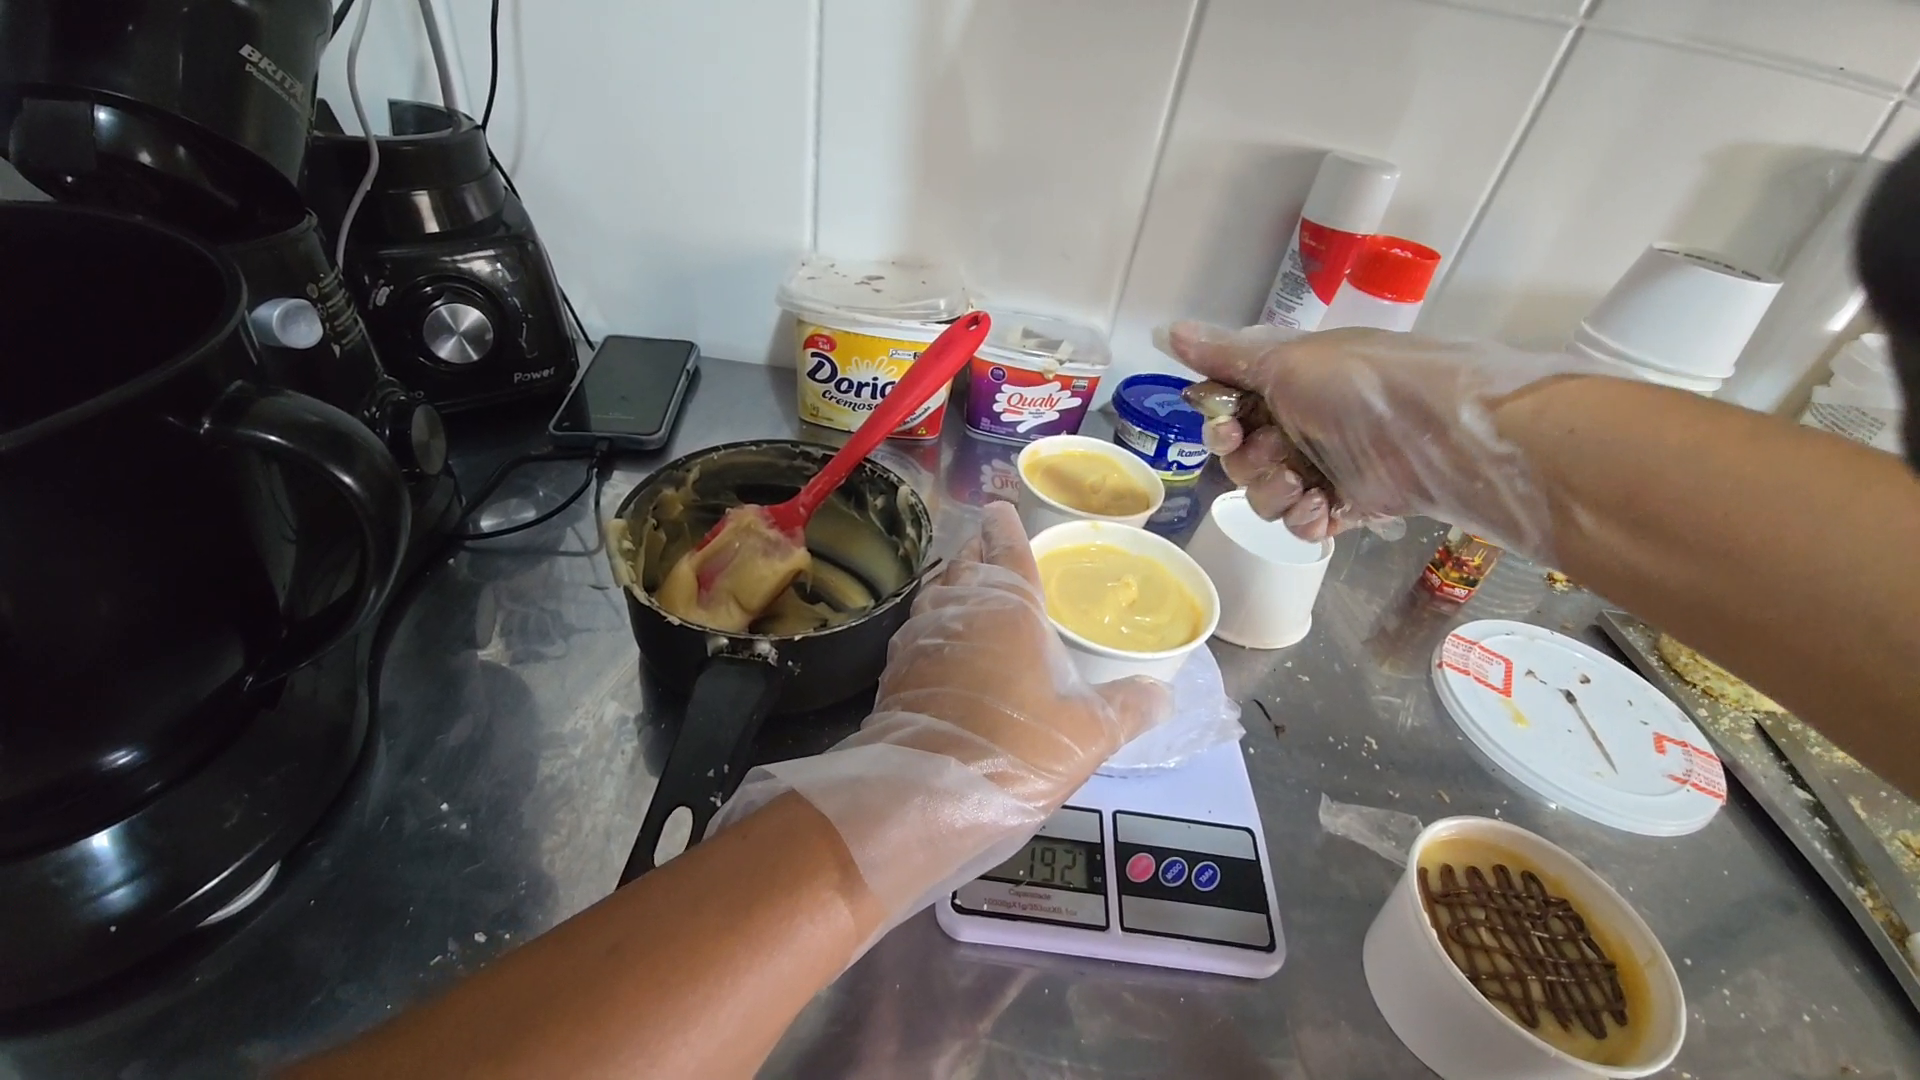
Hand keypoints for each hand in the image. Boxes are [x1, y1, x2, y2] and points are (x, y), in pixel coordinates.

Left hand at [707, 502, 1170, 926]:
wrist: (924, 791)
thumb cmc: (1015, 747)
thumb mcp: (1088, 733)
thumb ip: (1129, 707)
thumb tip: (1163, 693)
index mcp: (1009, 606)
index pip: (1007, 547)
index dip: (1005, 525)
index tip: (1000, 508)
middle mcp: (960, 608)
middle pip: (967, 563)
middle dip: (978, 551)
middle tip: (990, 550)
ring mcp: (921, 636)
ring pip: (937, 592)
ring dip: (953, 584)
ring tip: (968, 589)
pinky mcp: (895, 669)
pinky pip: (917, 628)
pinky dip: (933, 623)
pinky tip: (942, 644)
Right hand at [1163, 321, 1592, 559]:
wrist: (1444, 433)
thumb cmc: (1360, 384)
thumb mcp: (1287, 360)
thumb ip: (1222, 355)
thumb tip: (1163, 331)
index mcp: (1284, 385)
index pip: (1226, 412)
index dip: (1218, 426)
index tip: (1228, 428)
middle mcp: (1298, 424)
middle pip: (1237, 460)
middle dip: (1247, 462)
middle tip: (1273, 452)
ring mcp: (1321, 468)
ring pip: (1262, 495)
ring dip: (1272, 493)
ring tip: (1303, 484)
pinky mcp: (1343, 506)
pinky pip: (1299, 523)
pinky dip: (1304, 518)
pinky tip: (1322, 507)